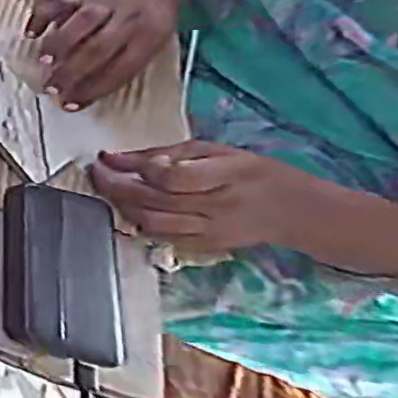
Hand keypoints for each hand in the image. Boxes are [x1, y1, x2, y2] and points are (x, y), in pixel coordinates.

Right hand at [28, 0, 177, 108]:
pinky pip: (57, 4)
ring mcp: (100, 3)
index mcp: (150, 35)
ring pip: (81, 22)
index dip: (94, 88)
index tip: (70, 104)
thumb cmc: (144, 23)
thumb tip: (78, 92)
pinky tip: (32, 34)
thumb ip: (119, 64)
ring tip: (43, 62)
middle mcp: (127, 18)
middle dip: (73, 70)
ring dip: (60, 44)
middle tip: (51, 88)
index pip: (121, 67)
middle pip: (99, 46)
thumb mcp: (148, 43)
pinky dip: (40, 18)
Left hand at [88, 141, 311, 253]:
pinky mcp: (205, 246)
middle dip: (113, 185)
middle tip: (96, 171)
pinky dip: (136, 221)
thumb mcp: (216, 151)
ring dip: (120, 204)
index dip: (138, 168)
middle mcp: (221, 206)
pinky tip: (129, 206)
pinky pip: (159, 236)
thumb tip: (112, 157)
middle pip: (153, 200)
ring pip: (151, 221)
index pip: (173, 177)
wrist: (301, 212)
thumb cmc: (252, 174)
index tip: (109, 158)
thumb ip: (162, 153)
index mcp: (231, 176)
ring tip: (108, 188)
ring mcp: (213, 230)